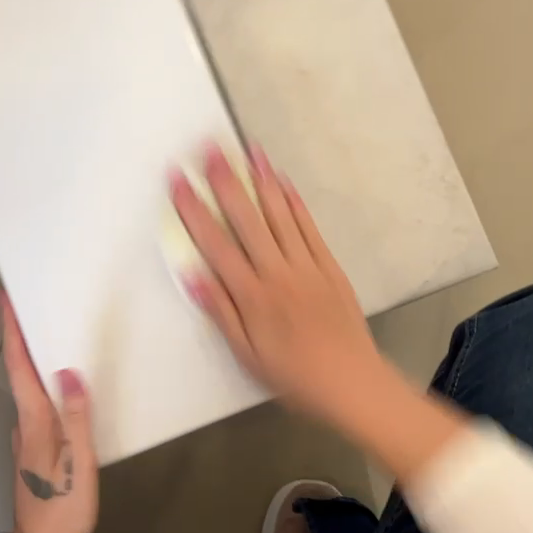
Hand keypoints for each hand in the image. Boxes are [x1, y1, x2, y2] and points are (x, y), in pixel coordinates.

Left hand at [0, 294, 98, 532]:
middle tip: (34, 305)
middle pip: (20, 371)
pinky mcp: (33, 451)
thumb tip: (69, 370)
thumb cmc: (64, 505)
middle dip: (23, 337)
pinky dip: (44, 386)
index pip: (18, 365)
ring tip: (53, 335)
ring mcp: (26, 439)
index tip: (6, 298)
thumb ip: (76, 416)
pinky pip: (38, 406)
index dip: (12, 330)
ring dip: (34, 360)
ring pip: (29, 389)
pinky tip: (62, 387)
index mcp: (33, 421)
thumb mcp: (79, 462)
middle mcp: (24, 424)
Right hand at [169, 144, 393, 430]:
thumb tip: (191, 273)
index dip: (194, 211)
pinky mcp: (329, 266)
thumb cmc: (293, 376)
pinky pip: (308, 227)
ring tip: (248, 149)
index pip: (215, 245)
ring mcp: (307, 265)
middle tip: (210, 148)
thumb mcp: (247, 354)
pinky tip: (282, 181)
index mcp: (252, 296)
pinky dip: (294, 201)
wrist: (353, 384)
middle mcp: (278, 272)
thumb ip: (220, 311)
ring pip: (280, 215)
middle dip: (226, 182)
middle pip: (247, 219)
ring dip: (262, 180)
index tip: (178, 181)